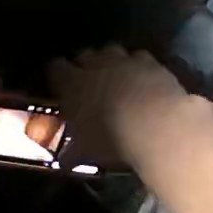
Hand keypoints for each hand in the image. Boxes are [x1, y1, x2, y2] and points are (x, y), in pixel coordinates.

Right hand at [48, 46, 192, 168]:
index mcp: (71, 83)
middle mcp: (96, 65)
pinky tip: (140, 81)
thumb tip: (64, 161)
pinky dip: (136, 67)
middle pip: (84, 55)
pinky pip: (138, 58)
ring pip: (112, 51)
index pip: (54, 68)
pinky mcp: (153, 63)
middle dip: (83, 66)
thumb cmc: (111, 139)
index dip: (55, 76)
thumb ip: (71, 151)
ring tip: (113, 80)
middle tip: (86, 84)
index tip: (58, 86)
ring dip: (110, 62)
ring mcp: (126, 61)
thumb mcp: (84, 151)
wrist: (158, 127)